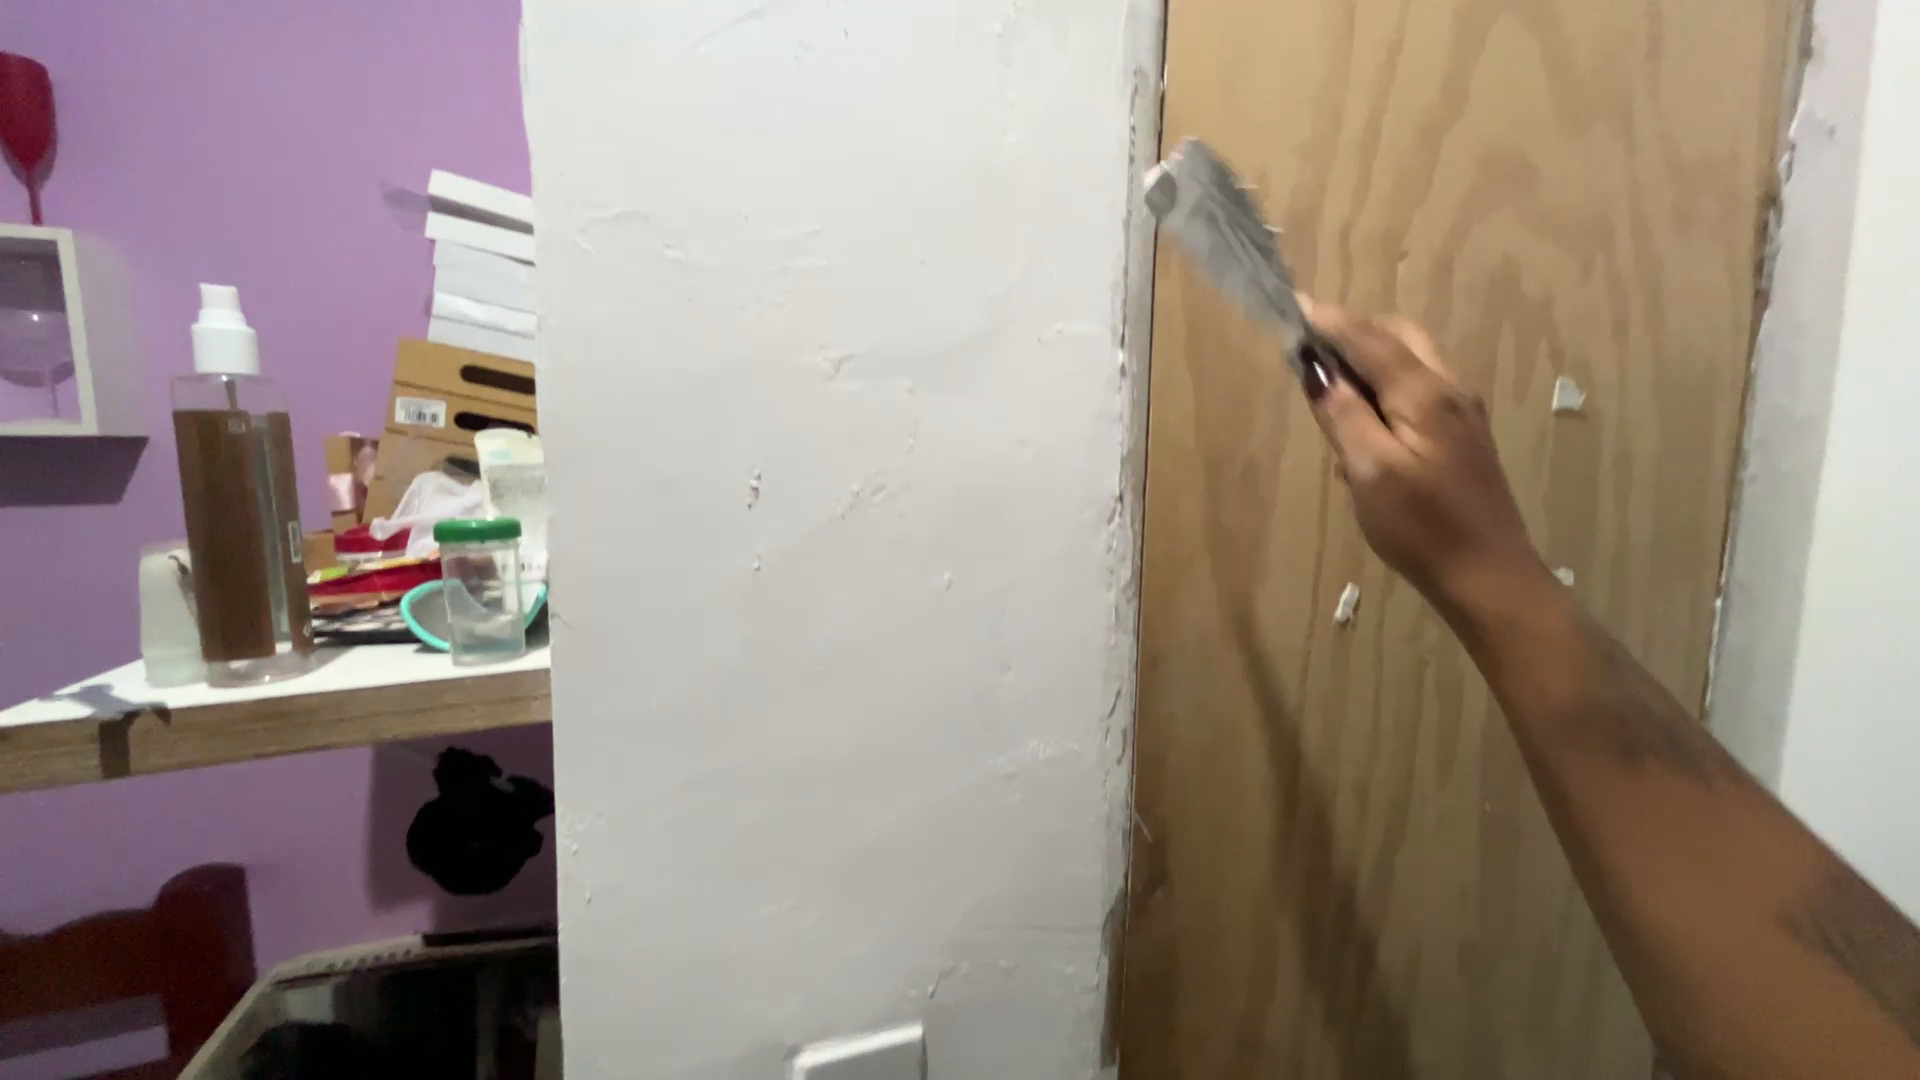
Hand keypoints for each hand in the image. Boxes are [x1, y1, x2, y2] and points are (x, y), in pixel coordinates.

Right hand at [1299, 297, 1548, 612]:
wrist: (1487, 574)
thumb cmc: (1420, 526)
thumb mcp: (1369, 470)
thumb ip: (1343, 415)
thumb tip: (1315, 370)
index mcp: (1425, 394)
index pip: (1370, 340)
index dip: (1330, 322)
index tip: (1293, 306)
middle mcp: (1449, 390)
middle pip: (1399, 337)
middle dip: (1353, 330)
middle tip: (1308, 345)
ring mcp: (1461, 412)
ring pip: (1412, 360)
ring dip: (1369, 355)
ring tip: (1328, 378)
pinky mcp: (1461, 435)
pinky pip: (1418, 388)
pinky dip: (1385, 382)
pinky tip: (1363, 417)